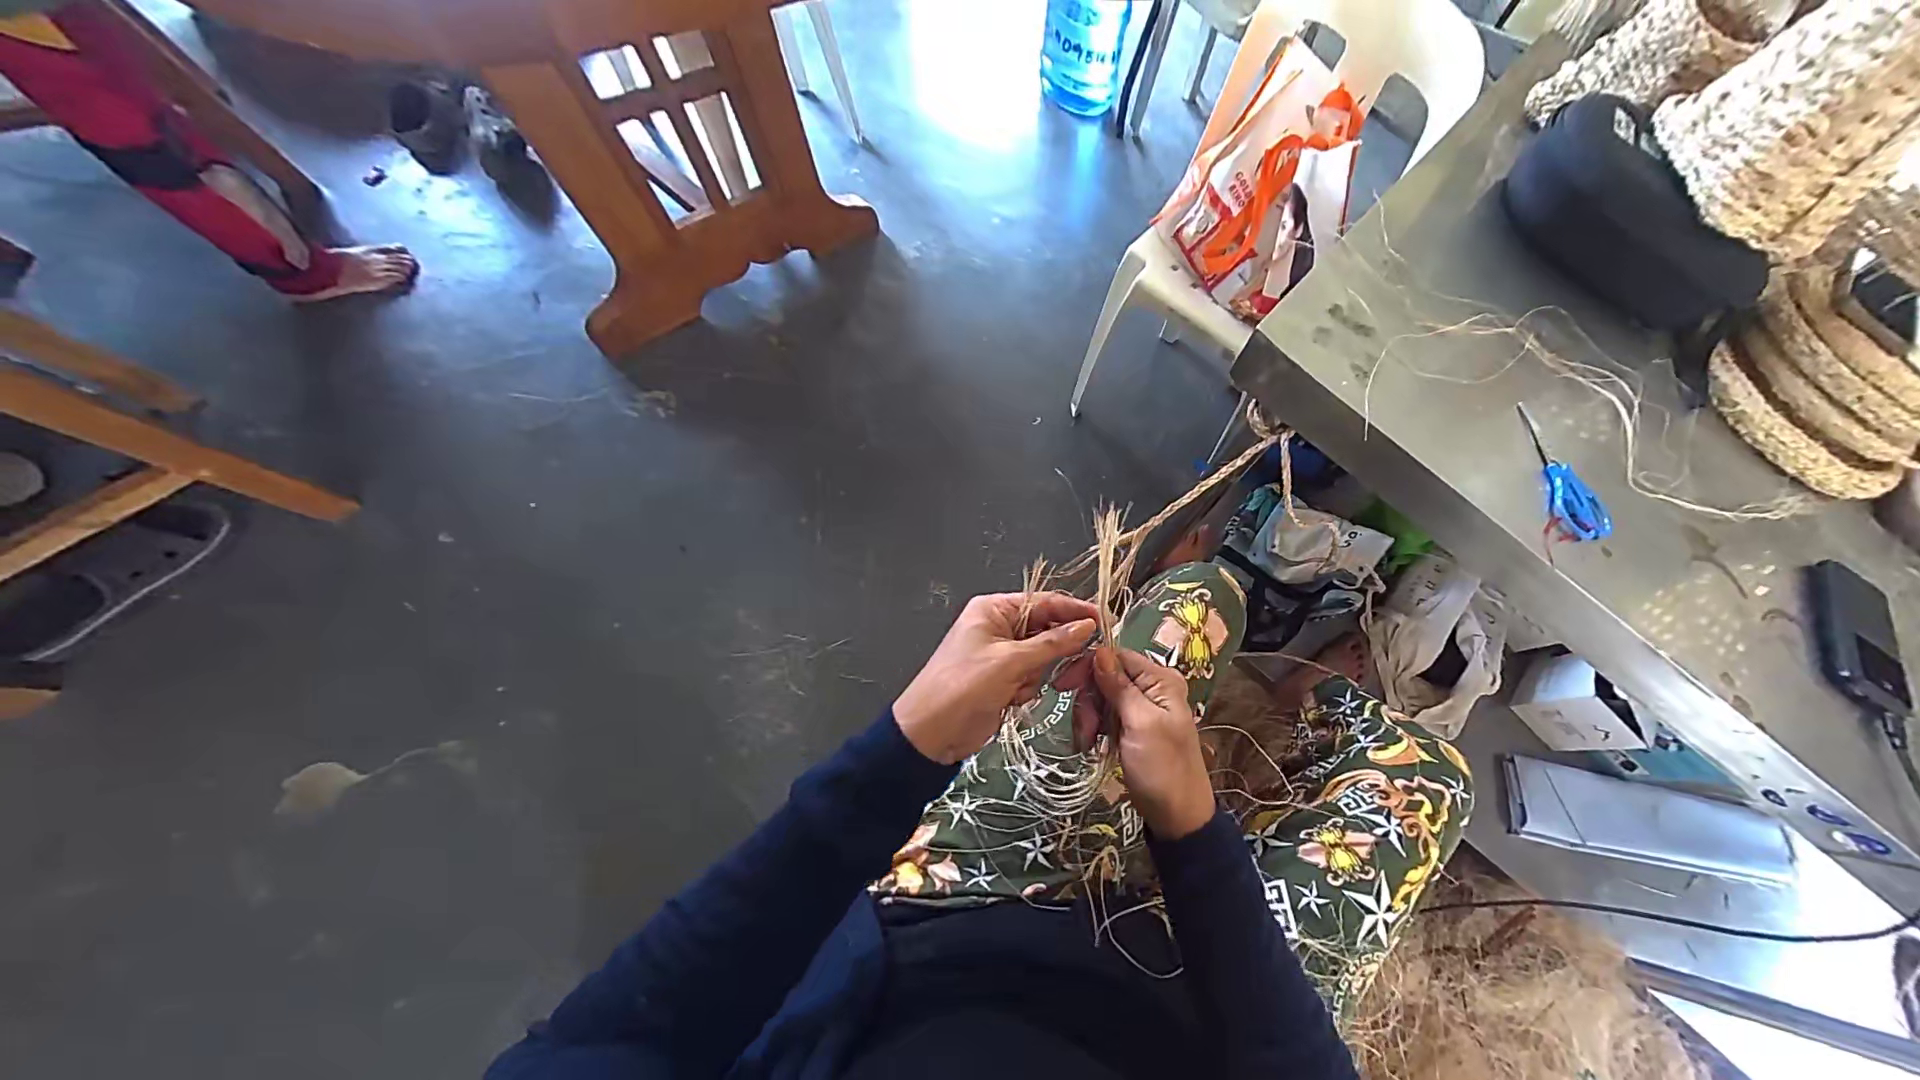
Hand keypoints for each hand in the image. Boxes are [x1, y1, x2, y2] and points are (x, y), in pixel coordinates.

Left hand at [893, 592, 1098, 763]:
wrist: (931, 732)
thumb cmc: (964, 686)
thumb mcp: (1009, 661)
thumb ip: (1052, 643)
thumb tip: (1088, 625)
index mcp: (994, 609)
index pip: (1044, 602)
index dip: (1074, 610)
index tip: (1104, 621)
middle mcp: (1000, 626)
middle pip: (1046, 629)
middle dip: (1054, 650)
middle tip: (1074, 663)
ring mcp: (1002, 654)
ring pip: (1043, 656)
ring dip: (1037, 674)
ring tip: (1018, 687)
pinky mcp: (1004, 679)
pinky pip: (1032, 677)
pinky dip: (1028, 688)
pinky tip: (1012, 698)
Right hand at [1078, 647, 1215, 839]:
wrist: (1177, 817)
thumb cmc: (1162, 769)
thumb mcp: (1140, 724)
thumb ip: (1120, 686)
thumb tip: (1099, 650)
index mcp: (1160, 679)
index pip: (1115, 655)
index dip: (1087, 667)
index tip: (1063, 686)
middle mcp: (1152, 687)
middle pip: (1104, 676)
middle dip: (1089, 700)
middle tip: (1086, 730)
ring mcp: (1141, 707)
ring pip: (1100, 696)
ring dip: (1088, 718)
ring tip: (1090, 743)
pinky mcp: (1131, 726)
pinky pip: (1103, 715)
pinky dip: (1094, 728)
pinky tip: (1092, 745)